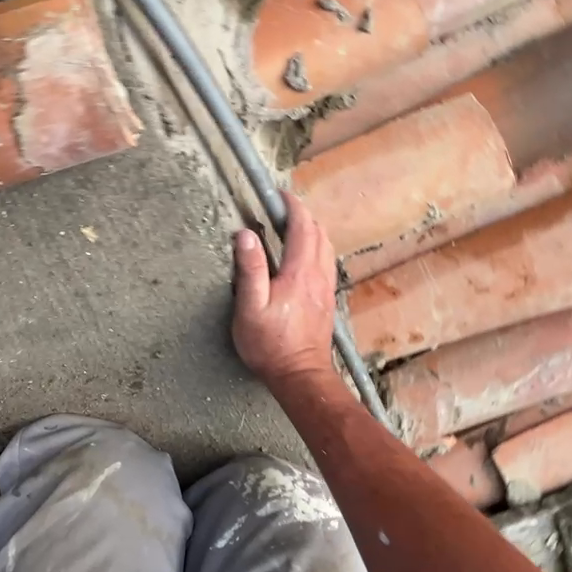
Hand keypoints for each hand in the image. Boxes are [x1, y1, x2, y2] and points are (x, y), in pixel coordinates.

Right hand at [232, 192, 340, 383]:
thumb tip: (245, 235)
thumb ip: (250, 268)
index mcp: (299, 273)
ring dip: (311, 231)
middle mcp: (317, 276)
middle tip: (281, 208)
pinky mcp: (326, 301)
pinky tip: (302, 256)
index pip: (302, 228)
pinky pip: (326, 263)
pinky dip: (316, 249)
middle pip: (318, 234)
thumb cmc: (271, 345)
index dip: (292, 207)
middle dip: (302, 215)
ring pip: (326, 248)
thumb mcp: (250, 307)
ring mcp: (325, 289)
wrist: (300, 376)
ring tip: (292, 227)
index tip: (279, 195)